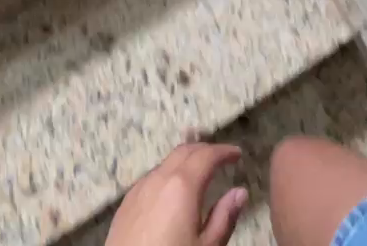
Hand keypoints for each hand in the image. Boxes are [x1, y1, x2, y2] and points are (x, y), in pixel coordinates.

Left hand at [105, 143, 248, 245]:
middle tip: (221, 158)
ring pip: (166, 162)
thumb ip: (224, 218)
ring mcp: (139, 188)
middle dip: (205, 150)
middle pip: (184, 151)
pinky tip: (173, 192)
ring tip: (200, 171)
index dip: (224, 151)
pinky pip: (152, 177)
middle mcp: (159, 177)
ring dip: (185, 160)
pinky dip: (169, 174)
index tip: (237, 154)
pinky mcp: (126, 202)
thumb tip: (240, 192)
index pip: (207, 155)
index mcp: (182, 185)